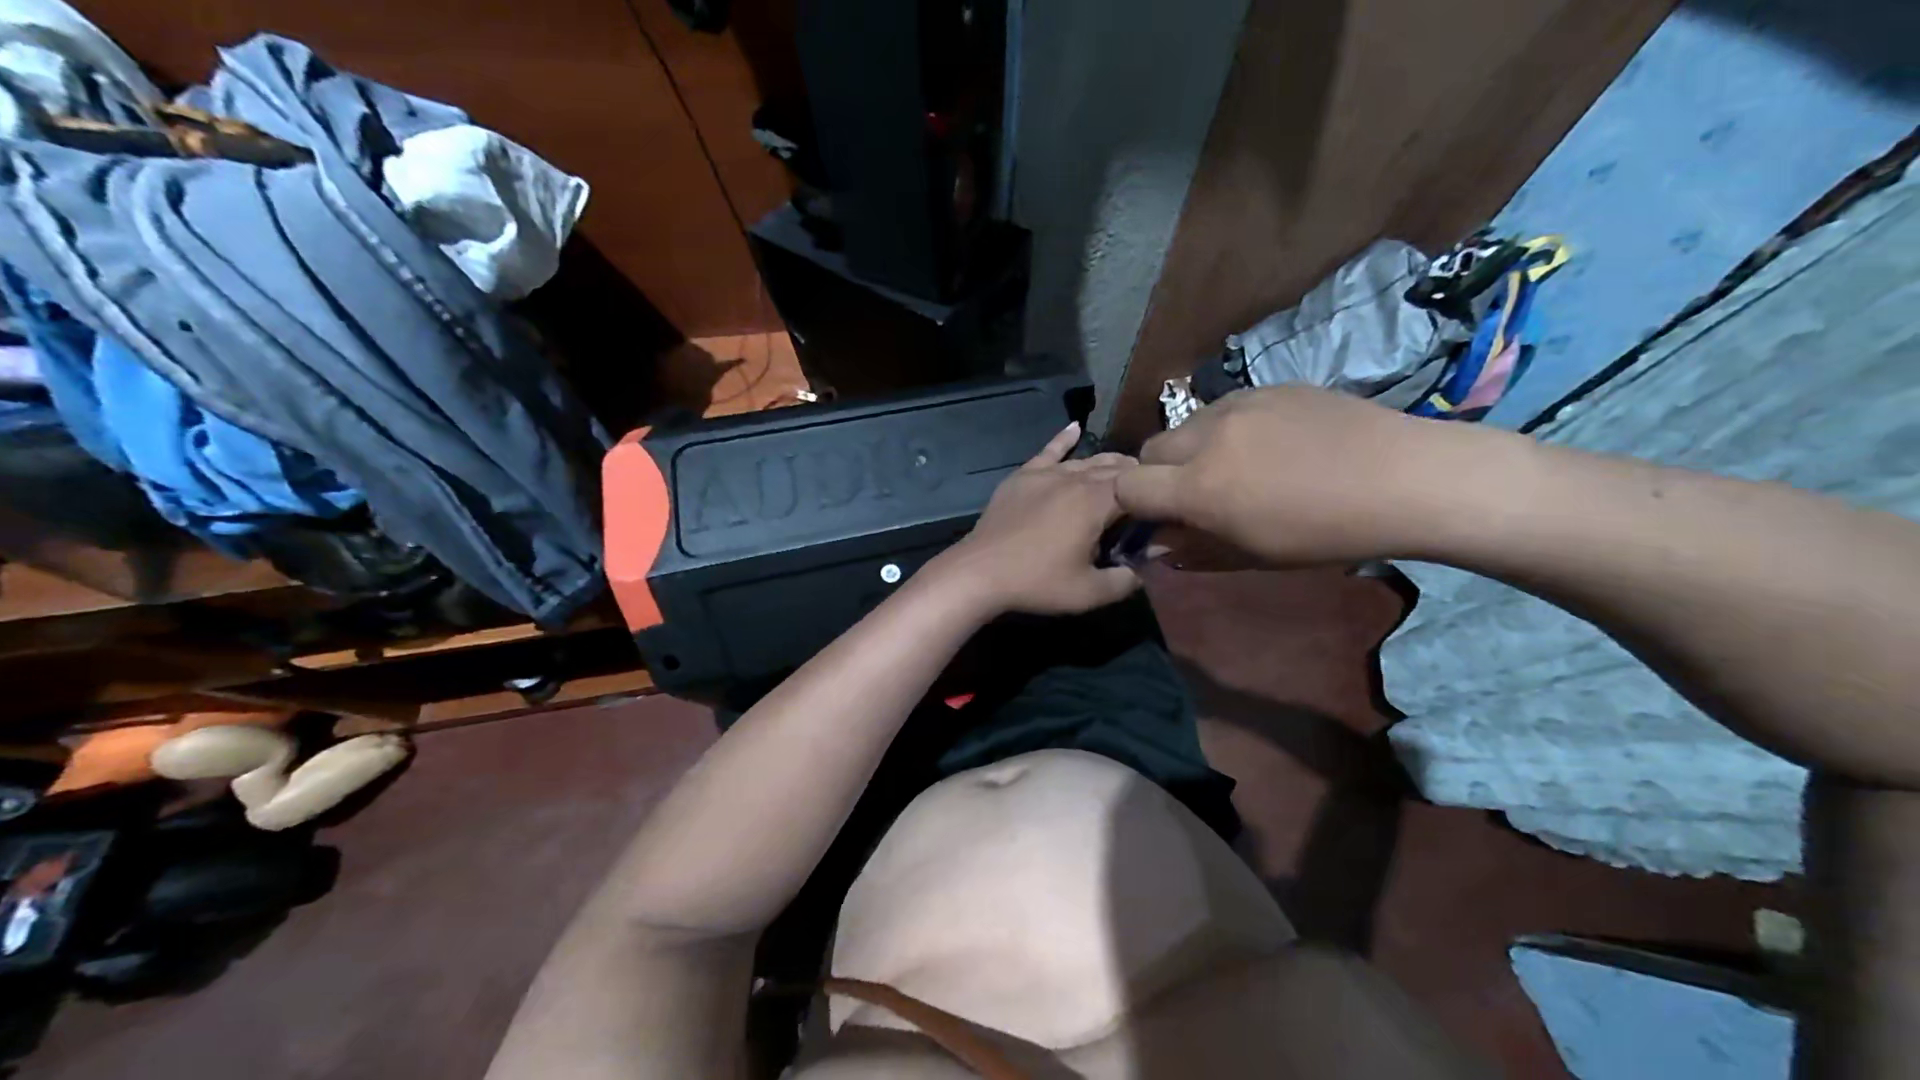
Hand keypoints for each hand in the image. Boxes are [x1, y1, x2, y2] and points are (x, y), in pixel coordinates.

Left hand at [936, 422, 1141, 614]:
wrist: (980, 572)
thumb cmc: (1037, 582)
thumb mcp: (1091, 592)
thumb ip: (1128, 578)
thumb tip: (1151, 563)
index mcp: (1096, 501)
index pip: (1137, 486)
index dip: (1153, 495)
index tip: (1162, 509)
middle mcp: (1074, 478)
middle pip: (1113, 468)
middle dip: (1134, 478)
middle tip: (1146, 495)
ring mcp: (1046, 473)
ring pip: (1085, 461)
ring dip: (1107, 464)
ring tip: (1123, 471)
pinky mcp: (1022, 477)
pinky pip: (1048, 452)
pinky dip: (1064, 439)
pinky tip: (1075, 427)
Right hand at [1115, 386, 1505, 566]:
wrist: (1405, 477)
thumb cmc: (1327, 532)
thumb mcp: (1252, 554)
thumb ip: (1192, 548)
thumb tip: (1156, 542)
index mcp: (1198, 486)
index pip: (1127, 486)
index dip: (1134, 504)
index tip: (1159, 517)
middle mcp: (1205, 437)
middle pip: (1150, 450)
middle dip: (1160, 474)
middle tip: (1198, 493)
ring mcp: (1236, 404)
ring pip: (1186, 426)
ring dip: (1194, 449)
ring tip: (1238, 466)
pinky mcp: (1266, 387)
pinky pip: (1225, 408)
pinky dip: (1228, 429)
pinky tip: (1271, 444)